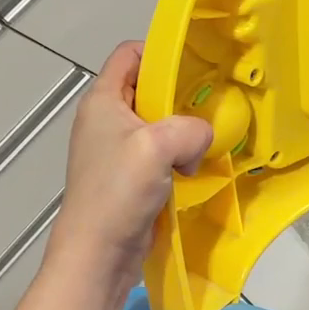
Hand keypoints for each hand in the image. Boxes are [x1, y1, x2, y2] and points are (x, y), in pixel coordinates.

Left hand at [49, 41, 212, 282]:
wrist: (97, 257)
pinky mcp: (129, 175)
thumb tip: (200, 141)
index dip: (159, 52)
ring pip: (159, 120)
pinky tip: (196, 164)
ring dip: (183, 127)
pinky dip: (180, 153)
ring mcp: (117, 149)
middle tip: (211, 100)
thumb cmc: (118, 192)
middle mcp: (106, 118)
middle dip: (180, 92)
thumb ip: (192, 128)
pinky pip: (161, 150)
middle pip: (148, 86)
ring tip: (206, 135)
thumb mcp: (160, 145)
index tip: (193, 64)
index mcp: (102, 100)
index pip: (130, 53)